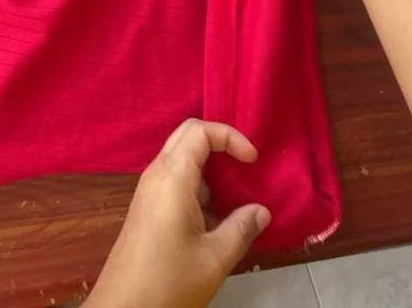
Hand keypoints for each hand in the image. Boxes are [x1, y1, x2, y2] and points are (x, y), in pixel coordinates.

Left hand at [83, 120, 270, 307]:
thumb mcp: (214, 258)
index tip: (253, 160)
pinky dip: (201, 190)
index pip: (199, 131)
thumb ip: (241, 229)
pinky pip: (178, 183)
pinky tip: (219, 219)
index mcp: (172, 175)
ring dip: (212, 172)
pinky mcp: (149, 207)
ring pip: (184, 161)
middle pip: (189, 137)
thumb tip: (262, 211)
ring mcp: (151, 190)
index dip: (229, 136)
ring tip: (240, 197)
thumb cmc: (169, 280)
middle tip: (247, 168)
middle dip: (220, 146)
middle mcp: (158, 174)